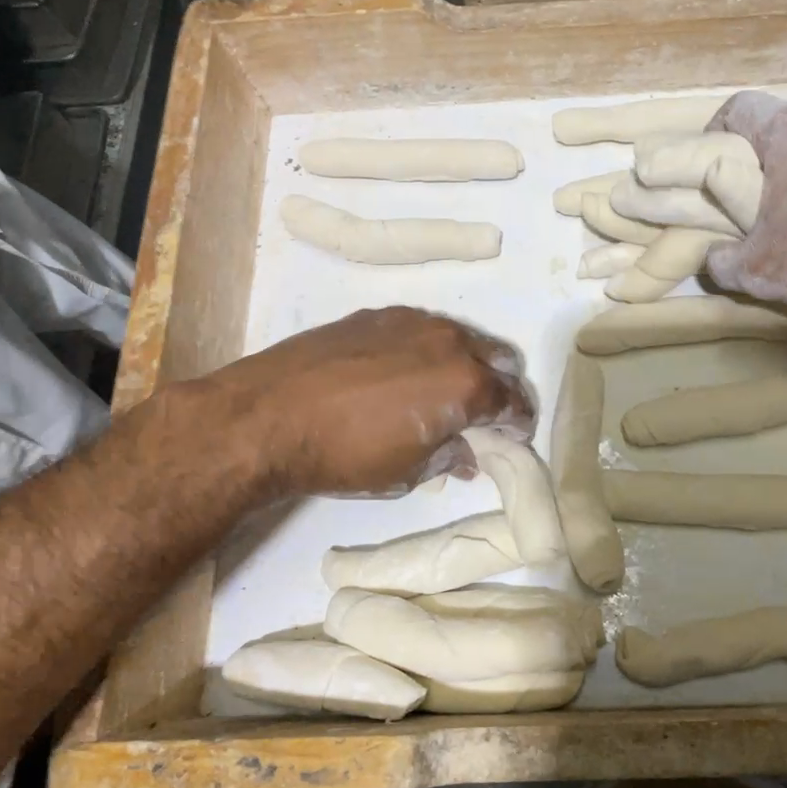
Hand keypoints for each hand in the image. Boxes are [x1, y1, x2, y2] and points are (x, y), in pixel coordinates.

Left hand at [190, 307, 532, 497]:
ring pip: (463, 338)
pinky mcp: (381, 314)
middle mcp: (451, 342)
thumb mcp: (407, 473)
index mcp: (467, 384)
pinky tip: (406, 374)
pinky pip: (424, 330)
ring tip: (445, 393)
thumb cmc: (345, 455)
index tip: (513, 438)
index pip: (514, 402)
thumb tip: (467, 453)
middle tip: (486, 415)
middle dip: (502, 388)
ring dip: (468, 365)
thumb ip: (449, 457)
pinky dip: (431, 352)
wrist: (268, 415)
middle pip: (499, 360)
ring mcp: (415, 321)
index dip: (519, 424)